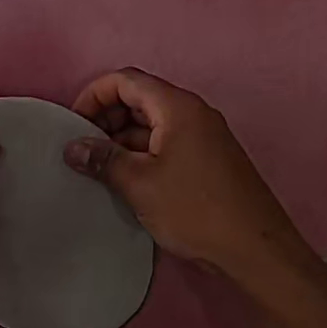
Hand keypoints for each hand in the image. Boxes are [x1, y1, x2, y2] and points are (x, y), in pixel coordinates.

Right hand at [63, 68, 317, 283]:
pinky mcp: (210, 161)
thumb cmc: (195, 210)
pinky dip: (144, 156)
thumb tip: (73, 148)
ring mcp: (206, 137)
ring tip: (101, 172)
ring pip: (154, 126)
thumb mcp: (140, 184)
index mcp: (178, 107)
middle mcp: (194, 113)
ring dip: (124, 142)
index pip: (126, 81)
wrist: (253, 247)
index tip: (73, 125)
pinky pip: (169, 145)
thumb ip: (103, 160)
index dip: (93, 96)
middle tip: (85, 152)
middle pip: (140, 100)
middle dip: (107, 120)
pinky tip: (129, 183)